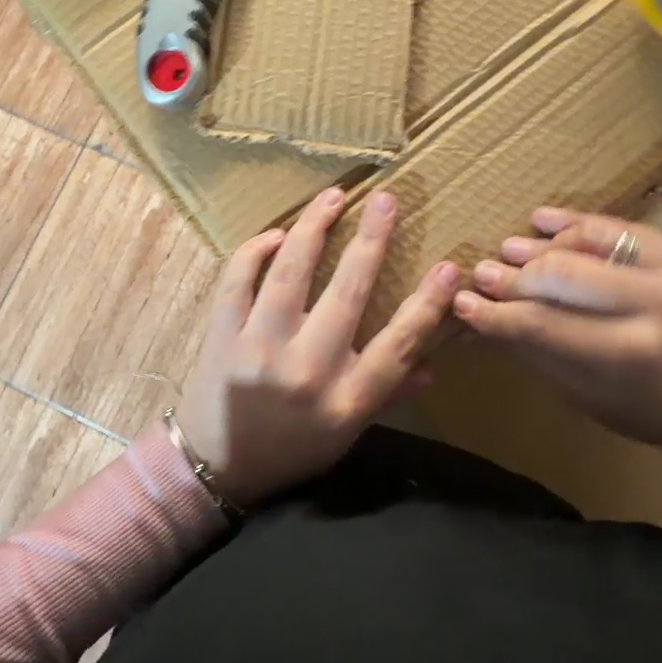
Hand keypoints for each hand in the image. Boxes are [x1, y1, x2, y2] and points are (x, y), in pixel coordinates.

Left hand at [174, 187, 459, 504]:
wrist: (213, 466)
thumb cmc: (290, 449)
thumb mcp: (345, 434)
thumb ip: (386, 394)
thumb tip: (430, 365)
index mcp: (345, 401)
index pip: (398, 344)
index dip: (427, 303)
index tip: (448, 265)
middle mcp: (306, 369)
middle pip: (348, 292)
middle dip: (372, 240)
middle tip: (387, 200)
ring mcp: (260, 348)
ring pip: (291, 272)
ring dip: (314, 227)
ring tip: (334, 196)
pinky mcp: (223, 334)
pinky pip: (239, 278)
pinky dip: (256, 250)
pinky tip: (277, 234)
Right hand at [451, 207, 661, 454]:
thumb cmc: (633, 405)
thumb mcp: (576, 390)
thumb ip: (528, 345)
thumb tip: (472, 312)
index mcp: (632, 354)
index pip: (544, 324)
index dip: (496, 312)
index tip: (461, 303)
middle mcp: (658, 308)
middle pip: (563, 276)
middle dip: (514, 277)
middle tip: (482, 274)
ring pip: (585, 244)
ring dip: (539, 248)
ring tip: (506, 251)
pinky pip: (613, 228)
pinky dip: (573, 224)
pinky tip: (540, 221)